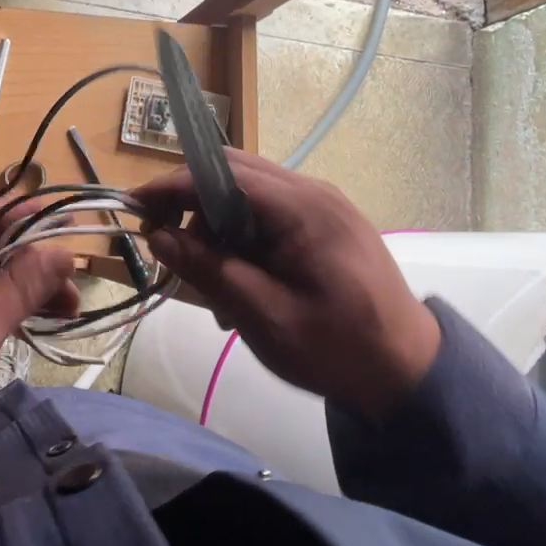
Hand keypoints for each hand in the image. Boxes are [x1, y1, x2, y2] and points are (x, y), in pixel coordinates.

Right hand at [131, 150, 440, 420]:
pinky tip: (237, 271)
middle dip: (190, 199)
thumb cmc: (338, 350)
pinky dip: (239, 230)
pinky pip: (267, 208)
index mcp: (303, 210)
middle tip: (163, 238)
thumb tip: (158, 235)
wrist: (410, 373)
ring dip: (214, 219)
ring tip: (205, 272)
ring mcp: (322, 204)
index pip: (223, 174)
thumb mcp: (265, 318)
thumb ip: (209, 271)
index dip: (173, 185)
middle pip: (233, 171)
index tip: (135, 207)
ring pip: (247, 189)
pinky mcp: (325, 220)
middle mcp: (313, 192)